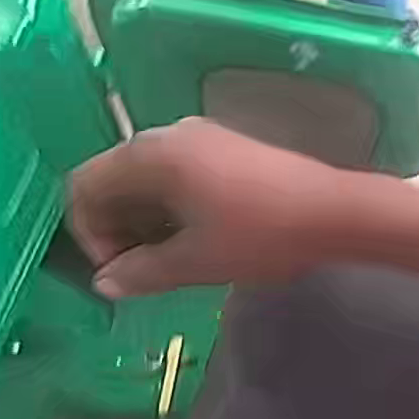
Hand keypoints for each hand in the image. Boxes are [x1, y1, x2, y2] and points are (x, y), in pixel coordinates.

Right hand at [67, 118, 368, 296]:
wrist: (333, 212)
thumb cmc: (260, 235)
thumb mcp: (196, 261)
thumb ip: (142, 272)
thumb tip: (106, 283)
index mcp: (150, 154)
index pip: (84, 186)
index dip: (89, 234)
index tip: (120, 271)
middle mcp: (169, 134)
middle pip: (115, 179)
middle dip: (119, 228)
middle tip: (145, 271)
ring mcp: (204, 138)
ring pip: (150, 180)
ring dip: (147, 221)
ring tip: (175, 260)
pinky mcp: (230, 149)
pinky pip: (181, 176)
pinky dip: (175, 208)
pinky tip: (200, 237)